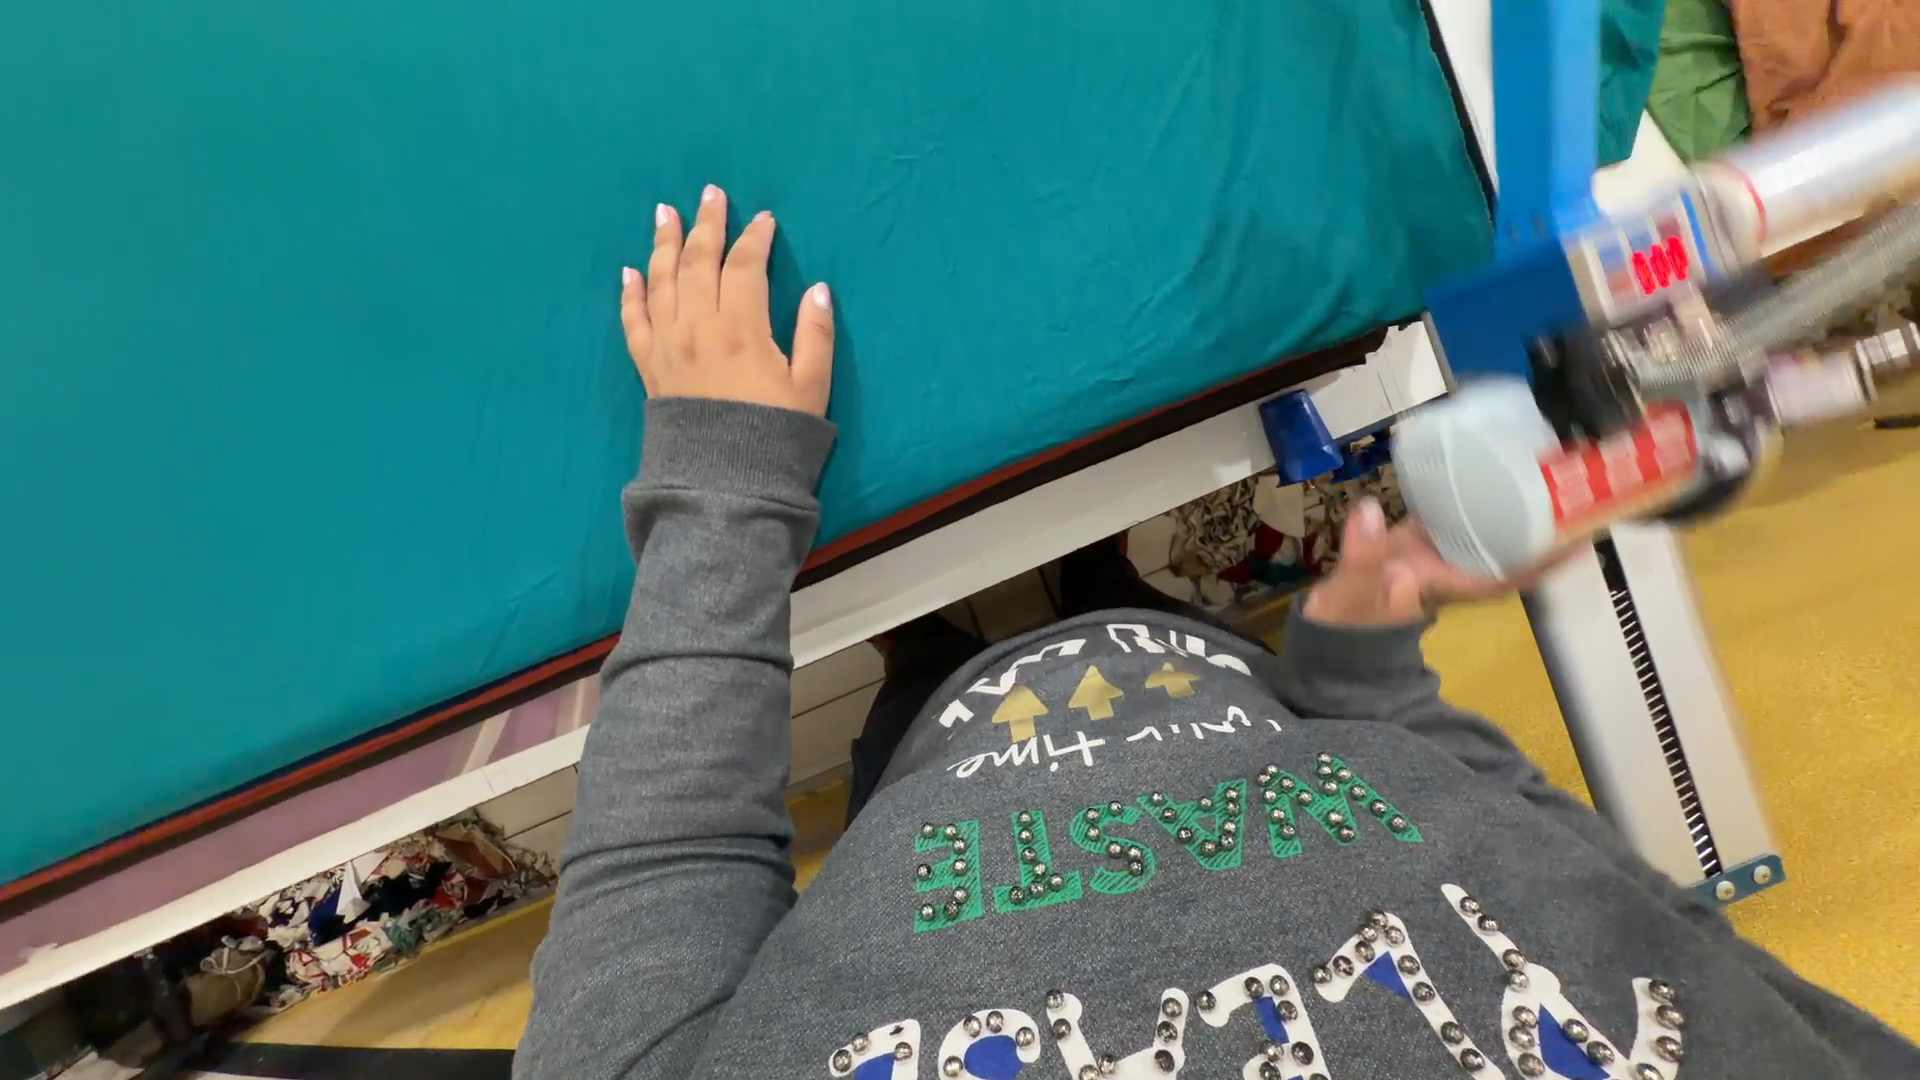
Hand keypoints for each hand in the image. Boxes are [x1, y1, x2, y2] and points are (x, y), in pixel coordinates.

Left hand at [619, 184, 833, 416]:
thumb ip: (816, 337)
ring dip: (664, 243)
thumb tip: (819, 290)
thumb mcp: (811, 389)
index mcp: (741, 329)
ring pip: (661, 281)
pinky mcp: (649, 366)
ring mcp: (668, 345)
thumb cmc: (775, 435)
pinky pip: (633, 320)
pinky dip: (631, 293)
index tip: (764, 219)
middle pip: (698, 262)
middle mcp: (698, 327)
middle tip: (711, 194)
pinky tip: (631, 271)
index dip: (755, 239)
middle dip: (707, 224)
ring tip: (666, 213)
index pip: (746, 268)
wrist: (726, 481)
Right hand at [1302, 497, 1566, 626]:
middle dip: (1533, 523)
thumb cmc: (1347, 620)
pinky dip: (1454, 499)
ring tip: (1526, 473)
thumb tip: (1367, 509)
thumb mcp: (1353, 593)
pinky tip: (1462, 473)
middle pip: (1502, 547)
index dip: (1546, 558)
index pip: (1508, 574)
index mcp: (1445, 583)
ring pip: (1475, 531)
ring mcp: (1427, 556)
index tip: (1584, 535)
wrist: (1324, 629)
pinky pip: (1441, 519)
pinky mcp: (1406, 545)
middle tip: (1563, 484)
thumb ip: (1361, 556)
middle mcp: (1447, 569)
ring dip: (1501, 507)